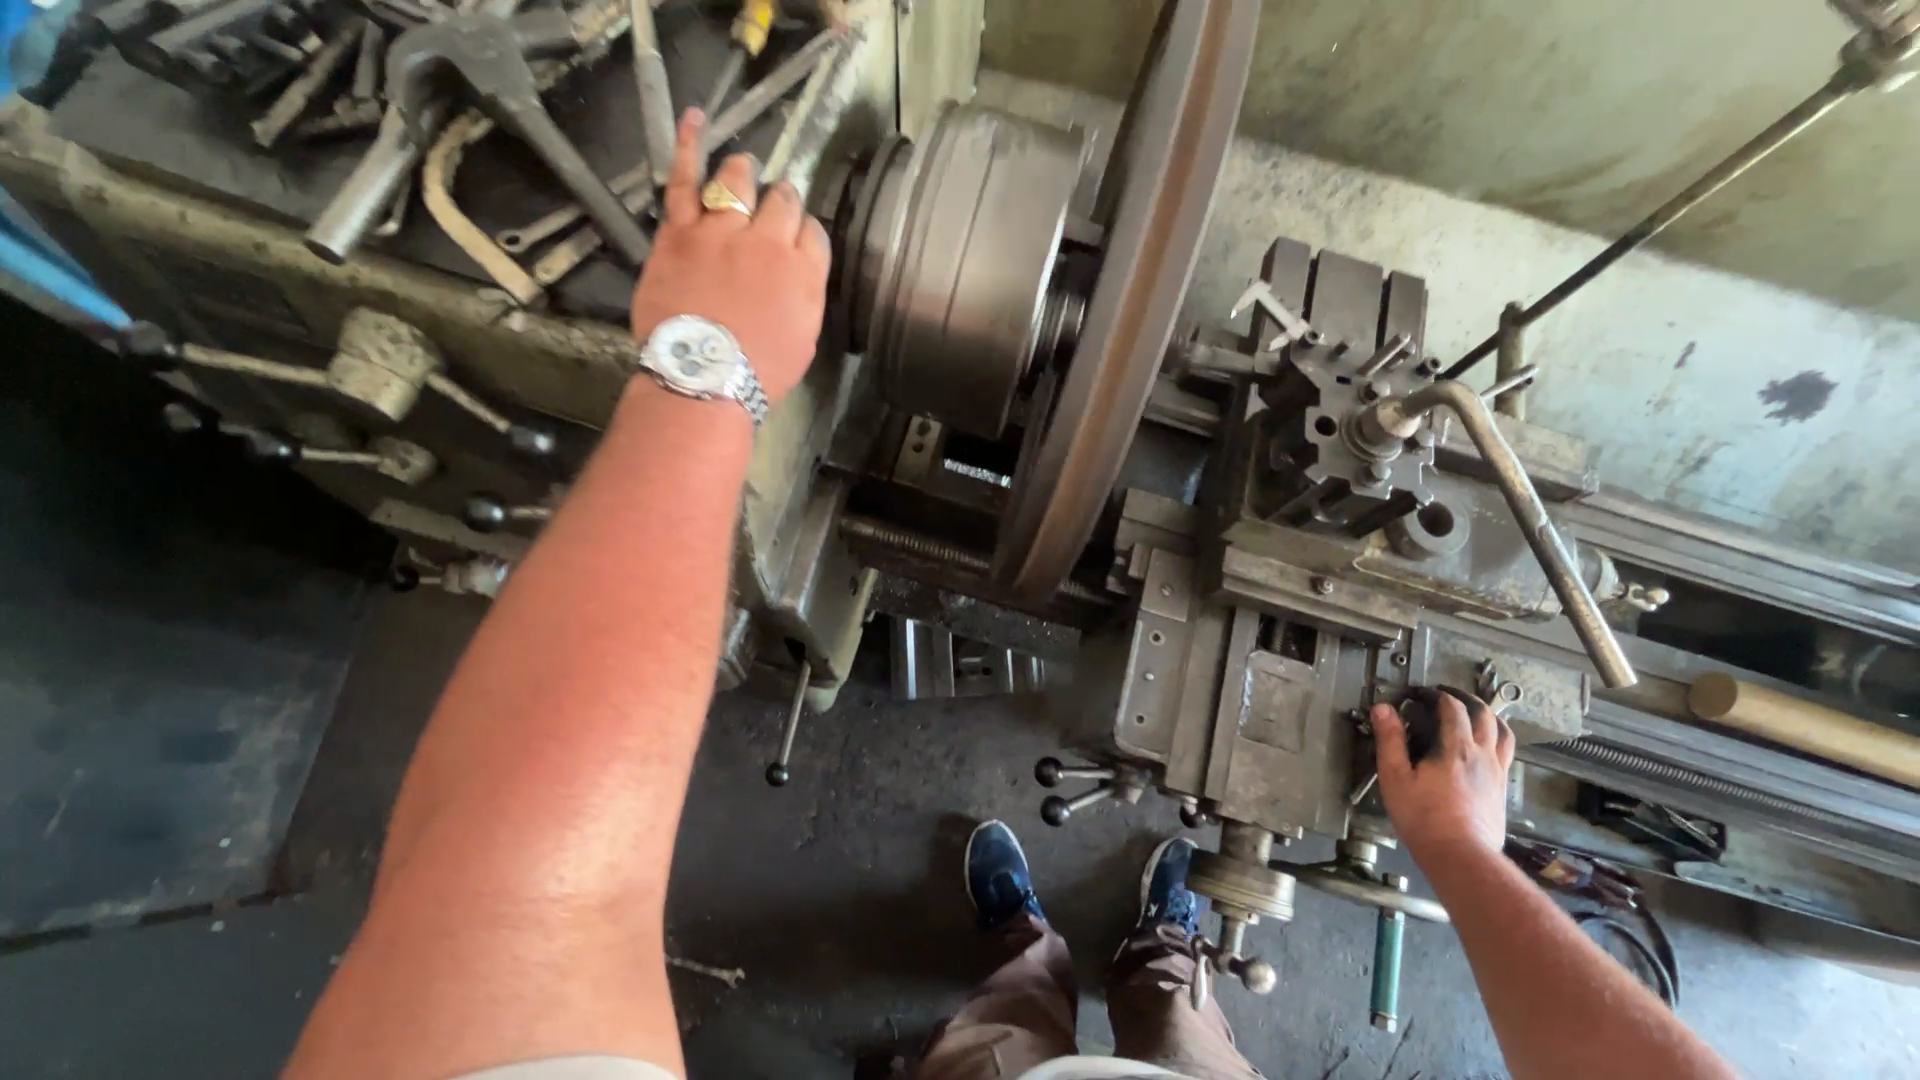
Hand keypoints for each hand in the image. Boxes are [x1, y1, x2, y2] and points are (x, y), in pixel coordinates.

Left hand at [630, 109, 831, 404]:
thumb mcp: (804, 338)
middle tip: (774, 209)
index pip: (813, 233)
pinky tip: (697, 120)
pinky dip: (690, 147)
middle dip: (781, 202)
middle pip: (782, 202)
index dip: (803, 233)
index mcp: (804, 272)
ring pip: (738, 181)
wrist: (704, 378)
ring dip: (745, 174)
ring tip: (745, 171)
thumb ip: (806, 295)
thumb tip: (800, 271)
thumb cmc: (760, 371)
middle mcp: (768, 241)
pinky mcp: (680, 231)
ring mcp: (722, 230)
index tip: (795, 242)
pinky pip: (684, 180)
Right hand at [1370, 693, 1515, 861]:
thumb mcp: (1396, 777)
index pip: (1452, 708)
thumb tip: (1383, 709)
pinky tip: (1485, 749)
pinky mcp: (1502, 790)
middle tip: (1446, 697)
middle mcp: (1483, 755)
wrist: (1461, 856)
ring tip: (1474, 715)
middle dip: (1465, 699)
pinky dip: (1496, 740)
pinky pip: (1506, 755)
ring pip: (1503, 733)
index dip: (1436, 695)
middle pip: (1484, 714)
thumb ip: (1390, 740)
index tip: (1420, 693)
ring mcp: (1497, 773)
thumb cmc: (1423, 817)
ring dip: (1489, 717)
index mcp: (1456, 748)